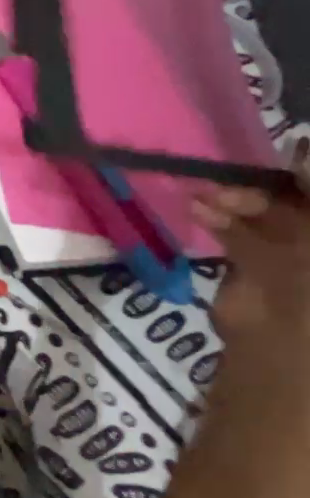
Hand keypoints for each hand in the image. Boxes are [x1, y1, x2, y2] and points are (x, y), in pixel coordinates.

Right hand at [192, 139, 309, 381]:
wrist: (287, 352)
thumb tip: (305, 145)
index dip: (306, 167)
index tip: (292, 148)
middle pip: (304, 199)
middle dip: (276, 183)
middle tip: (245, 175)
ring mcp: (298, 253)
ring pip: (271, 209)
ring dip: (239, 198)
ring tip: (210, 195)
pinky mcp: (260, 263)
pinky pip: (240, 229)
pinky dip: (219, 217)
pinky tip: (199, 208)